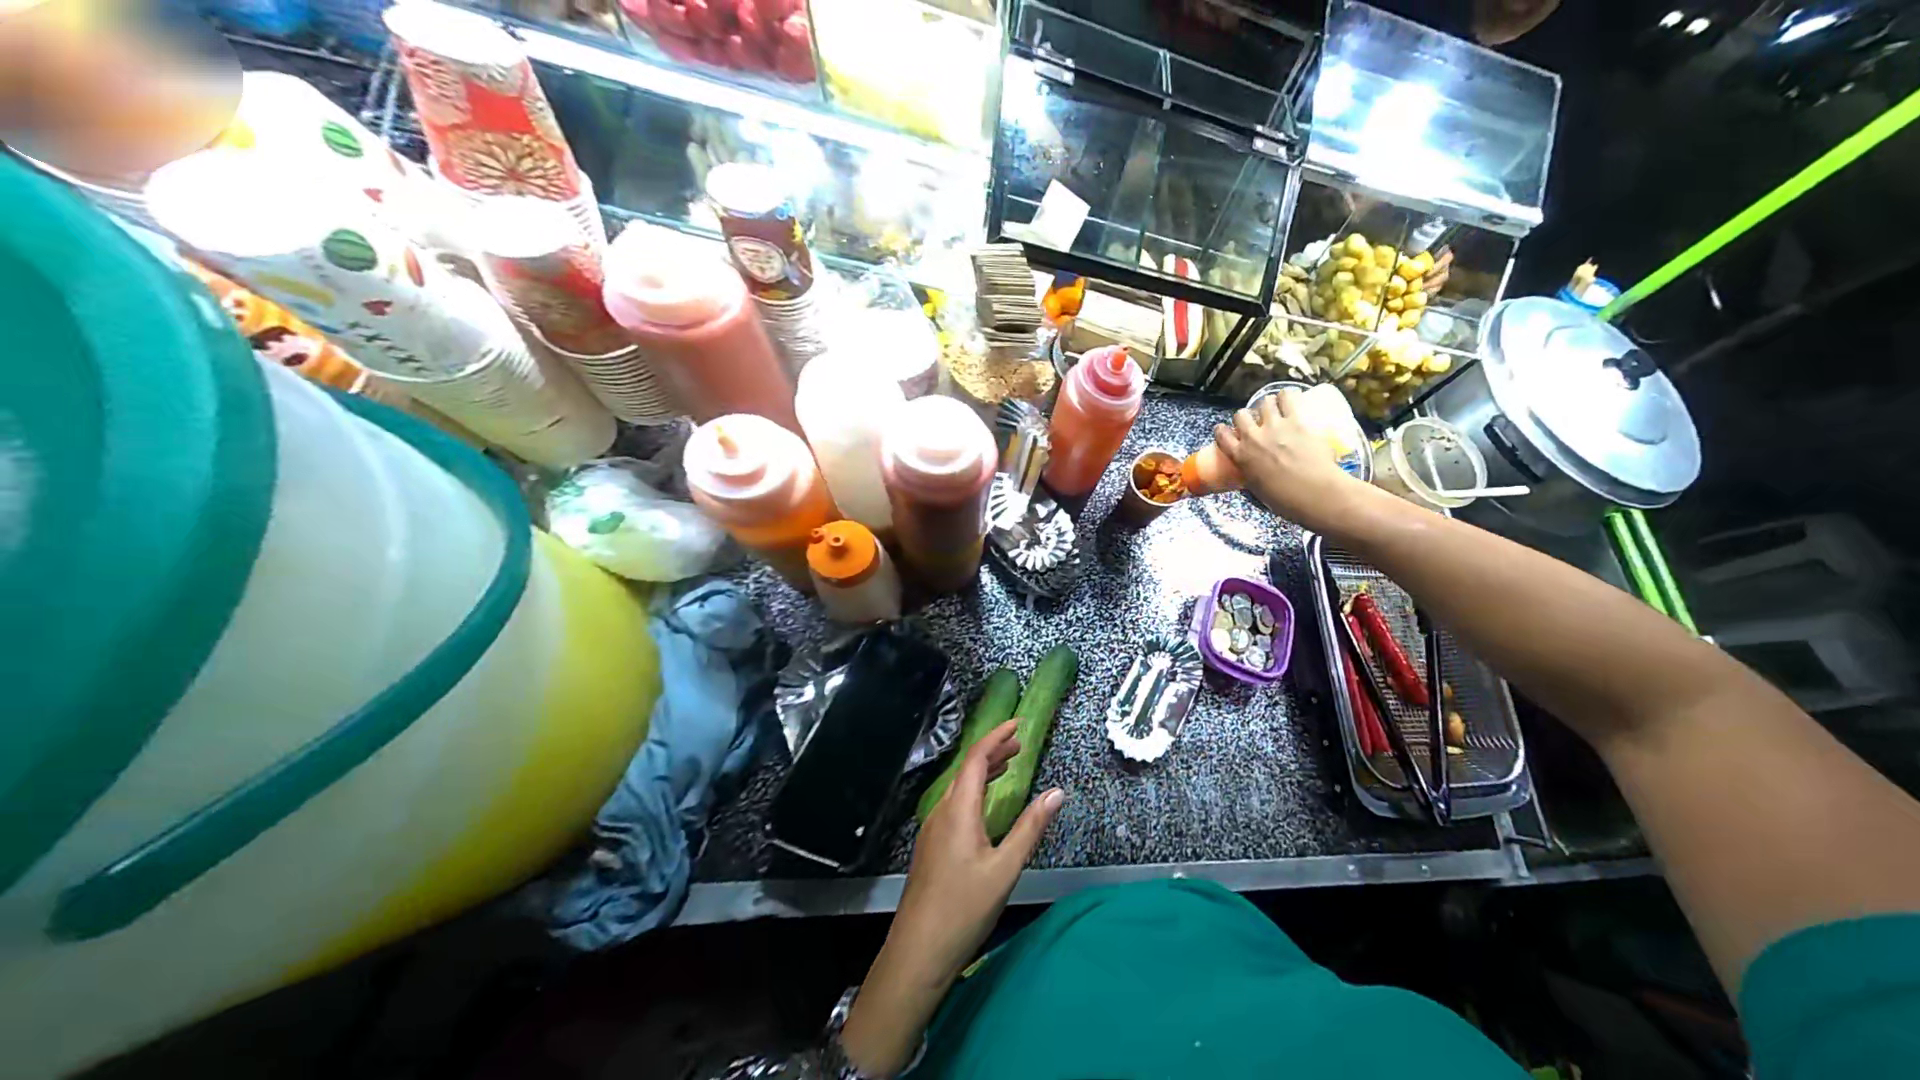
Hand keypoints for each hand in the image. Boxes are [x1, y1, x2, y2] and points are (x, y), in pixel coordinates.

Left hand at [839, 721, 1063, 1075]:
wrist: (919, 948)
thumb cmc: (965, 907)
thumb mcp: (1006, 868)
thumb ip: (1030, 828)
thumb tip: (1056, 793)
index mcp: (958, 809)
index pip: (976, 758)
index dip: (996, 737)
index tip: (1017, 723)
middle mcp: (942, 811)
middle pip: (966, 769)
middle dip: (992, 751)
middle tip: (1019, 743)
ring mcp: (933, 828)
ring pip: (959, 787)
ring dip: (983, 772)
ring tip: (1008, 766)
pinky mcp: (932, 845)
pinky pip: (954, 803)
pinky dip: (974, 791)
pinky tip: (985, 804)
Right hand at [1213, 388, 1367, 531]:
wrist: (1314, 493)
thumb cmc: (1286, 500)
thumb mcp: (1258, 489)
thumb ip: (1255, 475)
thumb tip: (1260, 474)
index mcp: (1241, 457)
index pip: (1222, 436)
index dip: (1223, 430)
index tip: (1227, 431)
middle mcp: (1253, 438)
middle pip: (1241, 415)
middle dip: (1246, 416)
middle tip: (1256, 421)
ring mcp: (1275, 427)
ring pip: (1264, 402)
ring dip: (1267, 403)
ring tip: (1275, 406)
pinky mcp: (1297, 421)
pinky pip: (1289, 397)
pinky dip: (1288, 395)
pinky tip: (1290, 396)